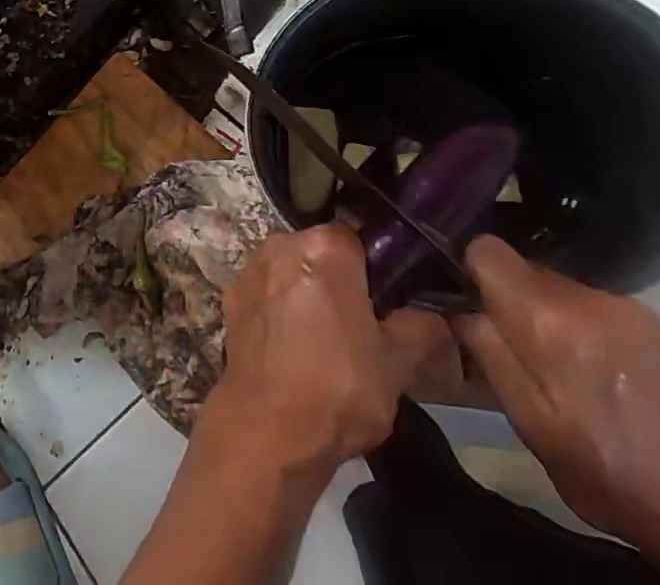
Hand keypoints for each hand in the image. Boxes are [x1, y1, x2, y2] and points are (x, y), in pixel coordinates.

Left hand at [205, 225, 451, 470]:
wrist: (270, 421)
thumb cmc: (340, 384)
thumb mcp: (398, 360)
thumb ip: (419, 327)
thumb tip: (429, 316)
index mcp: (322, 249)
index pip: (357, 239)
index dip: (375, 266)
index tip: (389, 297)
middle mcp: (278, 247)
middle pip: (317, 251)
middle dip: (338, 277)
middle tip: (363, 318)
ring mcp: (248, 271)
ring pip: (288, 269)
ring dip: (306, 289)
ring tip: (327, 334)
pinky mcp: (229, 297)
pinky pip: (265, 291)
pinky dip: (279, 306)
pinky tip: (294, 340)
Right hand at [452, 235, 659, 537]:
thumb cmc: (606, 467)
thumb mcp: (524, 417)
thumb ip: (485, 350)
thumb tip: (457, 308)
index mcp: (546, 318)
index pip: (486, 250)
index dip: (467, 268)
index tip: (463, 300)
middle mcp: (589, 299)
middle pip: (524, 271)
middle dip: (507, 300)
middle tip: (506, 347)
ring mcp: (633, 310)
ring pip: (561, 291)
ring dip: (547, 317)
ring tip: (555, 367)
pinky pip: (597, 309)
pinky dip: (583, 329)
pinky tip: (597, 373)